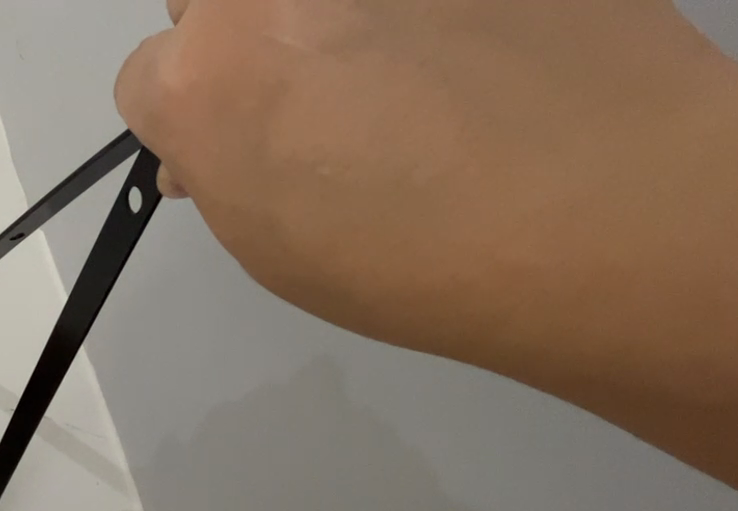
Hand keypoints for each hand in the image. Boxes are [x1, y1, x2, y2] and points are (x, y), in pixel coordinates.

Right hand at [113, 0, 737, 367]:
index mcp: (197, 79)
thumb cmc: (397, 260)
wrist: (594, 206)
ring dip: (319, 20)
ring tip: (397, 67)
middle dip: (233, 41)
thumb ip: (216, 170)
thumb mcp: (266, 242)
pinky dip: (414, 11)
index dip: (183, 118)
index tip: (227, 148)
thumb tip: (205, 144)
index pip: (142, 77)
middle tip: (300, 95)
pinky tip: (465, 43)